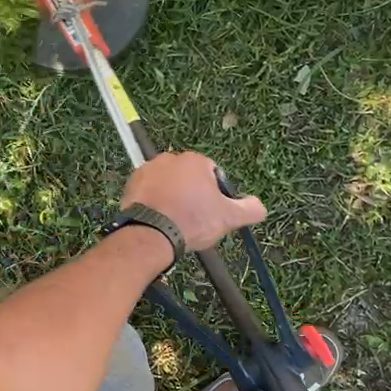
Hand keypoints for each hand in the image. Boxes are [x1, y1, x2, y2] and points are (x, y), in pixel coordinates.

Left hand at [120, 151, 264, 251]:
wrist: (151, 232)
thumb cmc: (192, 220)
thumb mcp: (229, 217)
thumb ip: (250, 209)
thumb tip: (259, 206)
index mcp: (195, 160)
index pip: (212, 174)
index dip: (215, 194)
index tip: (211, 212)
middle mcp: (169, 158)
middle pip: (188, 177)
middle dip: (193, 194)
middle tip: (194, 218)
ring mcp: (147, 168)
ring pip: (168, 183)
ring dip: (173, 196)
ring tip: (175, 219)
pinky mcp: (131, 183)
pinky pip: (150, 190)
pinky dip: (155, 201)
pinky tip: (159, 217)